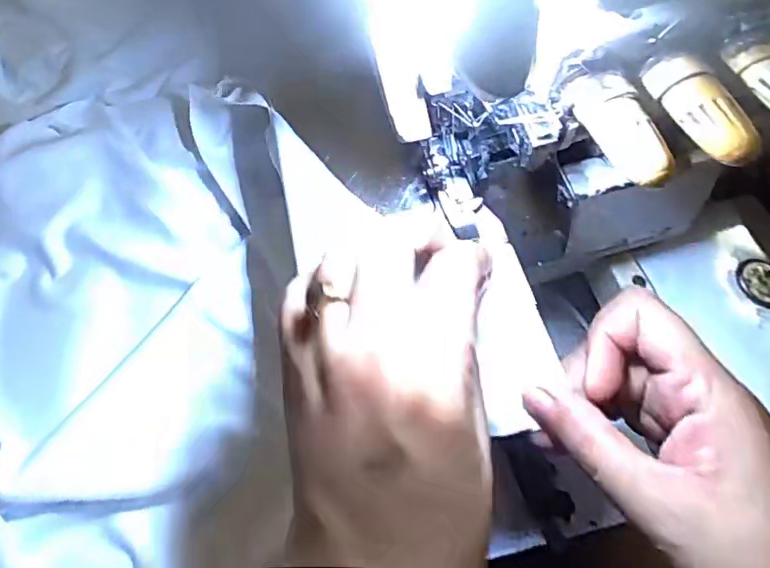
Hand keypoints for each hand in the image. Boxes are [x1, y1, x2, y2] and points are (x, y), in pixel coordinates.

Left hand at [278, 215, 494, 567]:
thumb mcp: (478, 423)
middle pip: (388, 241)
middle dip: (421, 234)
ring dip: (372, 250)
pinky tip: (348, 293)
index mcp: (428, 366)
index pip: (451, 266)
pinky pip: (300, 290)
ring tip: (392, 267)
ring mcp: (321, 351)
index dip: (473, 254)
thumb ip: (468, 343)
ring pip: (338, 253)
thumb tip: (466, 288)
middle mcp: (368, 346)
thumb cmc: (440, 506)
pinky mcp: (291, 364)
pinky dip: (325, 278)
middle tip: (436, 252)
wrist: (362, 563)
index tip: (479, 262)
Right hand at [522, 288, 769, 567]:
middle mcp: (701, 386)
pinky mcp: (690, 437)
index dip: (602, 344)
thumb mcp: (660, 504)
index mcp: (706, 385)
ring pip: (626, 378)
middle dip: (586, 378)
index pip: (639, 313)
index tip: (588, 396)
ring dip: (590, 405)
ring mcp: (696, 412)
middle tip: (559, 426)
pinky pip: (636, 412)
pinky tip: (586, 448)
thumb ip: (591, 445)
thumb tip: (537, 395)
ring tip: (563, 441)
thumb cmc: (758, 560)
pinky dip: (605, 426)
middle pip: (626, 344)